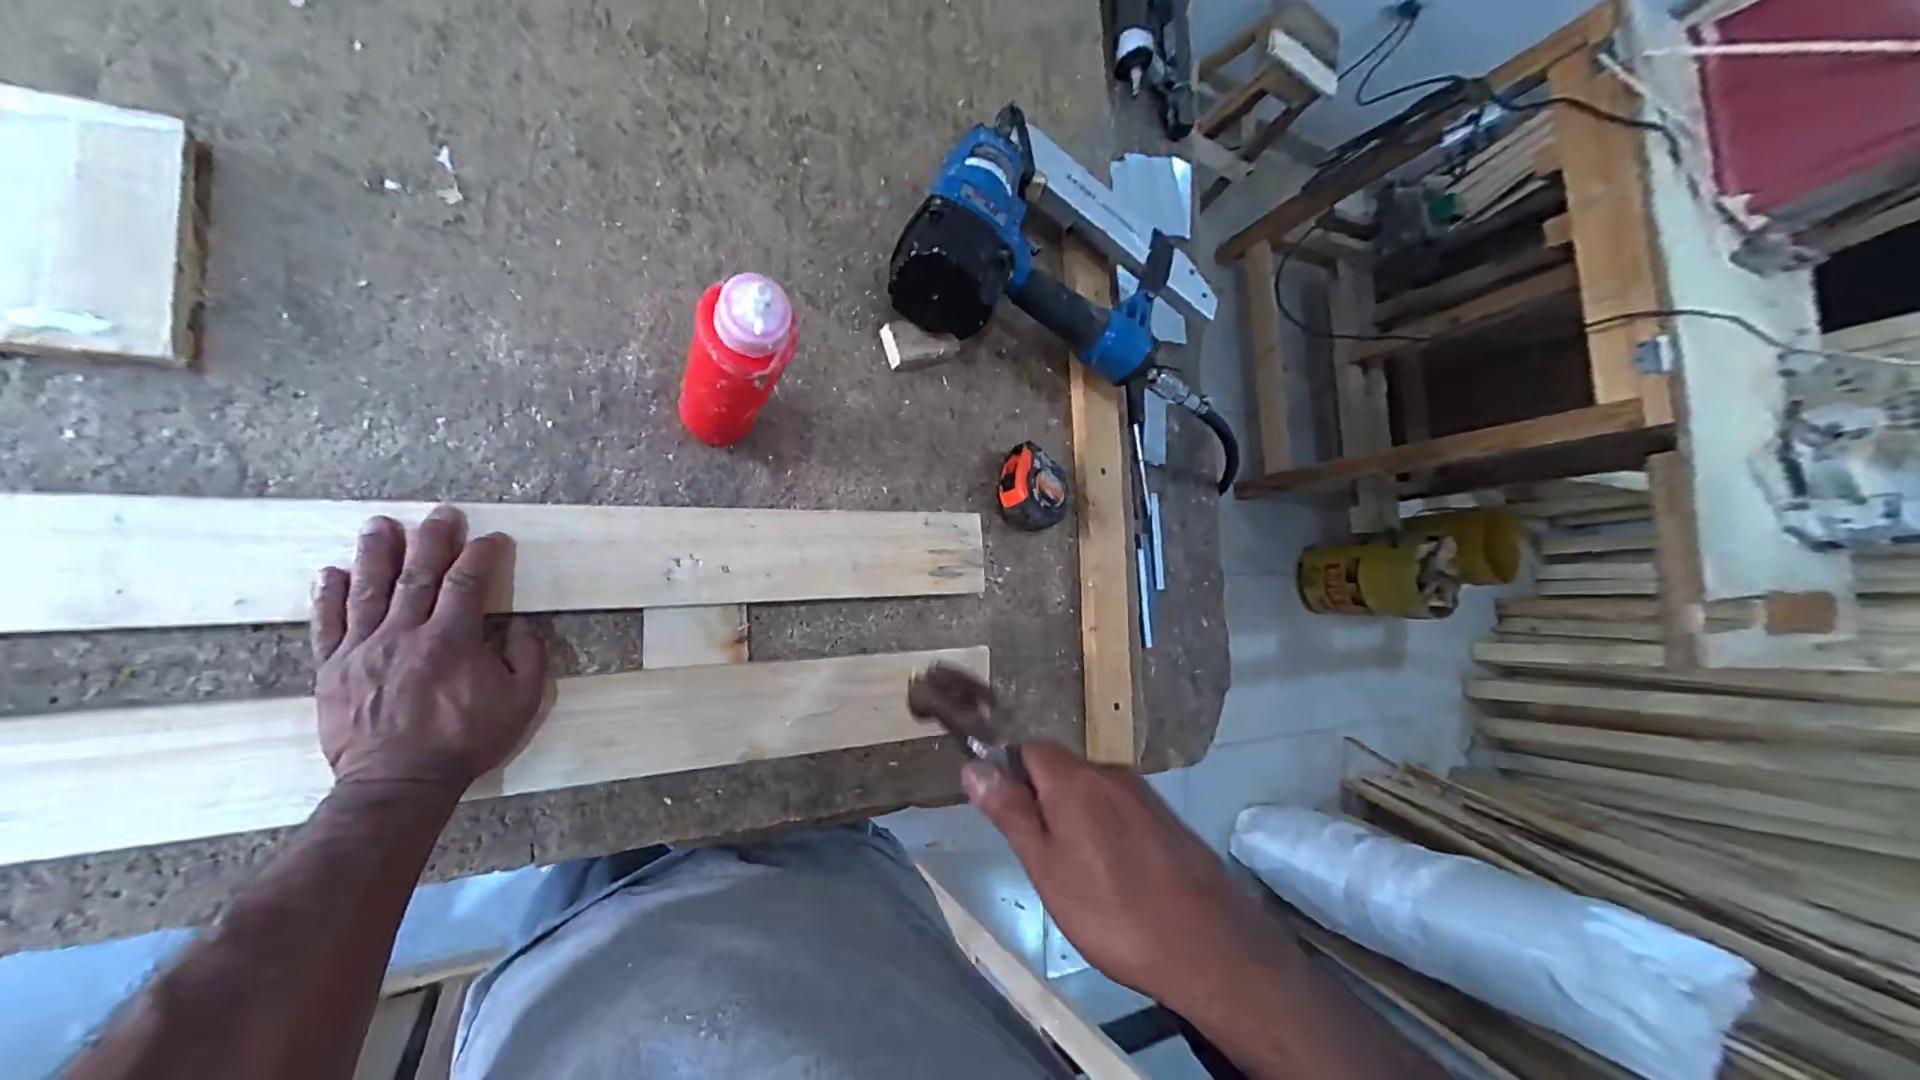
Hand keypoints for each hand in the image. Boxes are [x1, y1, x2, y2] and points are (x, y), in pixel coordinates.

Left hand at [310, 506, 548, 795]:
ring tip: (381, 525)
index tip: (494, 539)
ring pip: (369, 590)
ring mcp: (363, 650)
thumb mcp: (521, 701)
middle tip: (441, 514)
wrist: (398, 783)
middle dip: (432, 540)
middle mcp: (404, 634)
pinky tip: (332, 571)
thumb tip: (521, 625)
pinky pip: (328, 624)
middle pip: (417, 575)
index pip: (467, 582)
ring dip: (376, 553)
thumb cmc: (467, 740)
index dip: (482, 555)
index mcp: (452, 640)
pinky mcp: (332, 669)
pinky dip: (329, 596)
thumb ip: (527, 656)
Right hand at [963, 743, 1293, 1016]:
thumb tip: (973, 768)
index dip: (1010, 772)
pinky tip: (1113, 872)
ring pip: (1091, 789)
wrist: (1209, 946)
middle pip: (1061, 768)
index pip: (1029, 748)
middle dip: (1042, 798)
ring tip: (1076, 870)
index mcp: (1075, 779)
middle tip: (1040, 853)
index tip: (1006, 813)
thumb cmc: (1112, 911)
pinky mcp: (1165, 817)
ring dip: (1074, 814)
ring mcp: (1143, 793)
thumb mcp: (1046, 867)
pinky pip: (1119, 807)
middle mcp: (1110, 773)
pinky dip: (1104, 826)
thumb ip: (1010, 812)